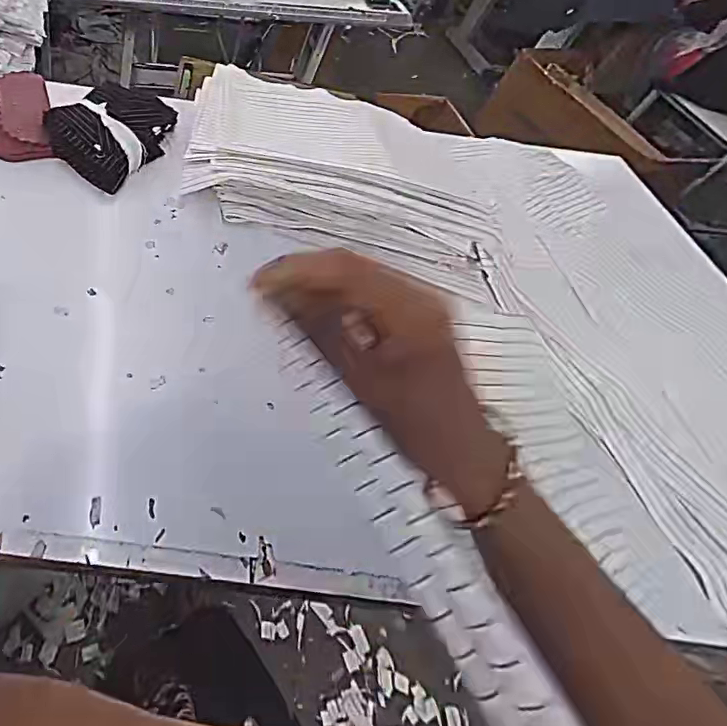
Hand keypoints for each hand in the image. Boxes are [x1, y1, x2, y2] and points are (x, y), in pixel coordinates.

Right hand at [254, 249, 510, 514]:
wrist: (467, 458)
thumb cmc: (421, 431)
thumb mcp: (360, 384)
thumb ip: (319, 334)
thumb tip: (278, 300)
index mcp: (413, 310)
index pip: (344, 271)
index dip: (296, 271)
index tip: (259, 284)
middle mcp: (420, 296)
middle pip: (348, 266)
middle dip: (301, 274)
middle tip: (261, 290)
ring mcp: (419, 303)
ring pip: (353, 276)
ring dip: (313, 285)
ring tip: (276, 300)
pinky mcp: (412, 313)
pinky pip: (362, 291)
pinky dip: (330, 298)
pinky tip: (307, 312)